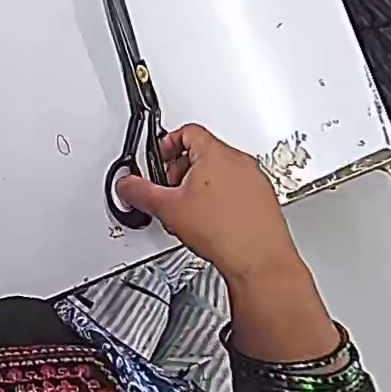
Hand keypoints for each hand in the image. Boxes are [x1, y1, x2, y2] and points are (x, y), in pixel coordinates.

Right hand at [114, 123, 301, 283]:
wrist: (258, 260)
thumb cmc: (223, 232)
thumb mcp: (167, 209)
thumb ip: (140, 192)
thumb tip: (127, 186)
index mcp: (215, 155)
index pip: (188, 131)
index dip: (167, 143)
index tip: (159, 158)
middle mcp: (238, 162)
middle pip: (203, 150)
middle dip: (181, 168)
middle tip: (170, 188)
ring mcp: (254, 179)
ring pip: (220, 169)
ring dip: (200, 182)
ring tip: (189, 207)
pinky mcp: (263, 197)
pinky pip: (237, 186)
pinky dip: (220, 196)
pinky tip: (210, 219)